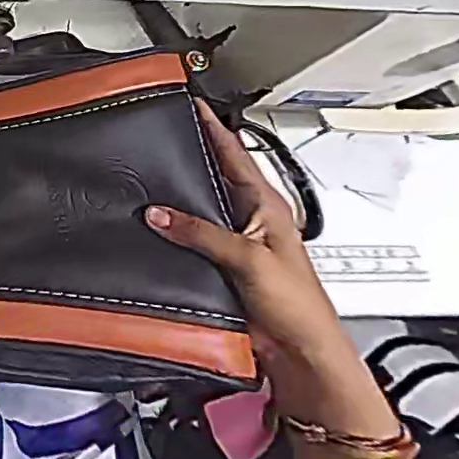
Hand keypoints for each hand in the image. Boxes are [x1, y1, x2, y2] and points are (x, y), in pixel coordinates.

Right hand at [145, 98, 347, 358]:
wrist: (303, 355)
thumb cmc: (300, 307)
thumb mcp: (248, 258)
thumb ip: (201, 233)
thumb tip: (159, 213)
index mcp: (266, 204)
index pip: (234, 151)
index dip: (213, 125)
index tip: (193, 103)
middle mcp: (251, 217)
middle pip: (215, 174)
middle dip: (192, 152)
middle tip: (166, 130)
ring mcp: (236, 240)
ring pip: (202, 205)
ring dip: (181, 193)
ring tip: (155, 171)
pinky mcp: (223, 263)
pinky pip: (192, 236)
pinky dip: (176, 227)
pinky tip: (159, 224)